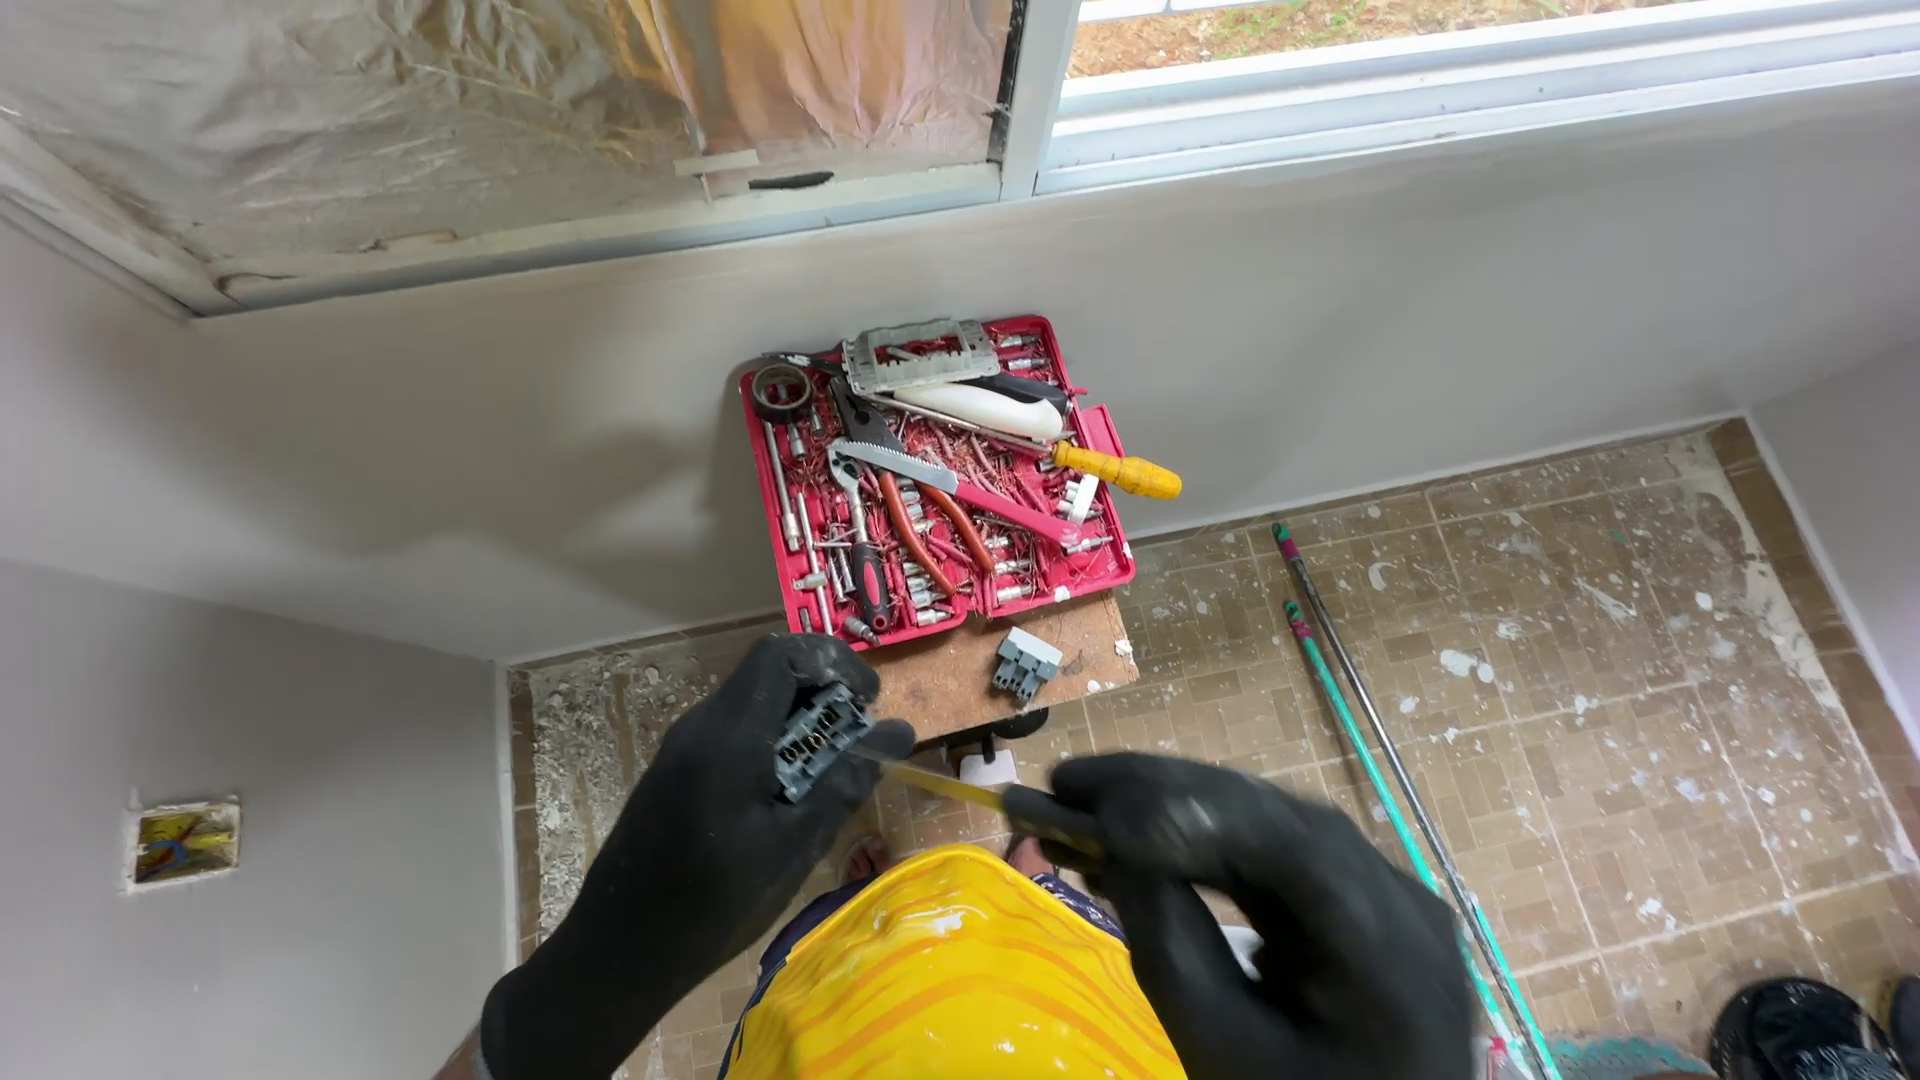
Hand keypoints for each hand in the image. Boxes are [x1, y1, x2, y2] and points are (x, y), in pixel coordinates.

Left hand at [481, 634, 914, 1079]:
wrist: (617, 950)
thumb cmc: (712, 902)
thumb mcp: (793, 846)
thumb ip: (844, 782)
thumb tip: (897, 733)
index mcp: (730, 735)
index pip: (782, 653)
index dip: (834, 660)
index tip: (868, 699)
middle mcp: (703, 724)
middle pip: (770, 670)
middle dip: (824, 689)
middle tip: (857, 734)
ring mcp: (685, 743)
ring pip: (754, 699)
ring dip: (800, 715)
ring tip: (831, 765)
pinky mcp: (678, 766)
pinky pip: (735, 726)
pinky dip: (774, 736)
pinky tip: (788, 787)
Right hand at [1044, 754, 1471, 1079]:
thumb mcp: (1221, 1048)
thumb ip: (1169, 942)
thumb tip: (1113, 842)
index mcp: (1394, 956)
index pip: (1295, 852)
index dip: (1195, 817)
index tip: (1101, 814)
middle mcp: (1394, 897)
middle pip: (1268, 818)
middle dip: (1159, 793)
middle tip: (1065, 781)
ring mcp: (1369, 887)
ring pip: (1255, 819)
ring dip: (1161, 802)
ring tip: (1078, 795)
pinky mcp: (1336, 890)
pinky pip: (1256, 846)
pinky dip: (1184, 833)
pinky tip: (1124, 827)